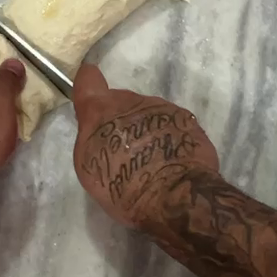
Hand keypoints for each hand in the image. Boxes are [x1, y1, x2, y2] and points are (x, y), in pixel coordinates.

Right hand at [70, 63, 220, 231]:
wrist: (173, 197)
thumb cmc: (122, 187)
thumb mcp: (89, 166)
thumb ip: (92, 135)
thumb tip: (101, 122)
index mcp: (100, 111)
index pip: (88, 79)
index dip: (89, 88)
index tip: (93, 103)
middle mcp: (132, 101)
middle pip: (123, 102)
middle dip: (122, 120)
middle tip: (126, 152)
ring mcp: (164, 108)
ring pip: (150, 114)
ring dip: (148, 130)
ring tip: (153, 162)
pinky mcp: (189, 120)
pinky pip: (173, 125)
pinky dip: (170, 139)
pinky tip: (172, 162)